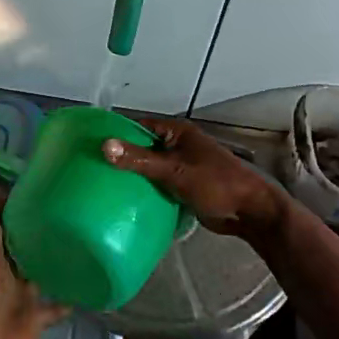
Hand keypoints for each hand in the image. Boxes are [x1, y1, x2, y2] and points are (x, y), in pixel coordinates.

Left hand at [0, 192, 68, 338]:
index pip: (5, 224)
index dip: (18, 205)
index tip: (41, 184)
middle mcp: (8, 271)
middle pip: (24, 245)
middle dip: (40, 229)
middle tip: (69, 205)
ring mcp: (23, 293)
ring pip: (41, 270)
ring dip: (55, 259)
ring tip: (82, 237)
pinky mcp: (37, 315)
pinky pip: (57, 302)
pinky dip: (70, 295)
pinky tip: (89, 283)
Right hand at [102, 118, 290, 240]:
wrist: (249, 212)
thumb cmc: (215, 183)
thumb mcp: (174, 170)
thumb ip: (139, 159)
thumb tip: (104, 145)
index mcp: (176, 132)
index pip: (138, 126)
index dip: (117, 132)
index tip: (90, 142)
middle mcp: (176, 145)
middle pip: (142, 147)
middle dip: (121, 156)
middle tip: (91, 167)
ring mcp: (180, 167)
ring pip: (149, 168)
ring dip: (132, 175)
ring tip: (101, 184)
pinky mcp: (182, 187)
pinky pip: (157, 184)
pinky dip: (144, 190)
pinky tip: (124, 201)